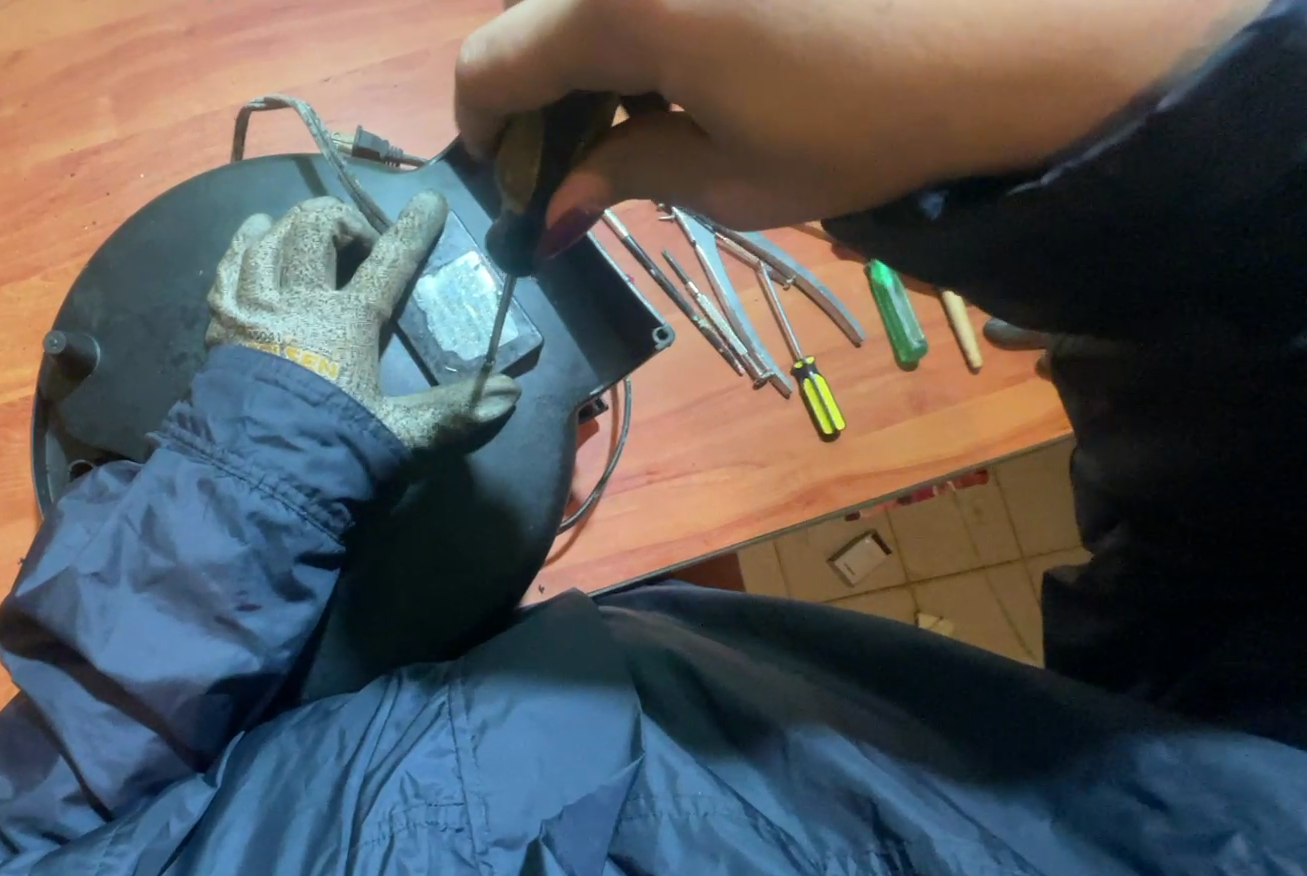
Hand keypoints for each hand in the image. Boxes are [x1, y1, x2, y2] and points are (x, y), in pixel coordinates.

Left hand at [207, 191, 519, 449]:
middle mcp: (297, 301)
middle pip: (315, 228)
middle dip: (341, 222)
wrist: (253, 474)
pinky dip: (244, 245)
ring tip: (308, 239)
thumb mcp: (398, 433)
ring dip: (292, 227)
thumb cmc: (330, 447)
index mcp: (345, 323)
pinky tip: (255, 237)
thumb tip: (511, 393)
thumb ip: (452, 411)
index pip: (387, 262)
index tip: (429, 202)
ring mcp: (254, 307)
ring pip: (269, 236)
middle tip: (357, 247)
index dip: (412, 230)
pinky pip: (229, 263)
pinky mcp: (222, 322)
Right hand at [454, 0, 1261, 238]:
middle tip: (576, 156)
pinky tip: (692, 60)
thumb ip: (619, 177)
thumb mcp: (724, 178)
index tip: (506, 173)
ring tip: (644, 113)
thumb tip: (551, 209)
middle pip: (535, 16)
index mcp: (623, 6)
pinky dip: (644, 26)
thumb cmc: (866, 123)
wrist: (1040, 24)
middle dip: (537, 96)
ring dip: (591, 58)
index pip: (491, 63)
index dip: (481, 128)